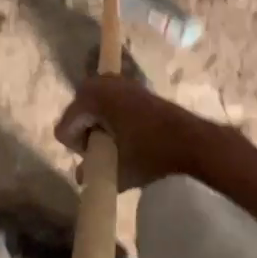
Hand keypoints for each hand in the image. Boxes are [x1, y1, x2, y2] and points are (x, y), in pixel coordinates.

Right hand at [53, 75, 225, 189]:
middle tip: (105, 150)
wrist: (191, 140)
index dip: (78, 148)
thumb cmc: (151, 154)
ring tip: (117, 143)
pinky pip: (108, 102)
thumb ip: (92, 175)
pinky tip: (129, 133)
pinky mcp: (133, 85)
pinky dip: (111, 116)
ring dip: (98, 125)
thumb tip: (80, 177)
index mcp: (91, 99)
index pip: (65, 128)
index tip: (99, 158)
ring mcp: (118, 81)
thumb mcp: (117, 172)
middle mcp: (100, 83)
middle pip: (76, 114)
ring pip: (92, 107)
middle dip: (85, 133)